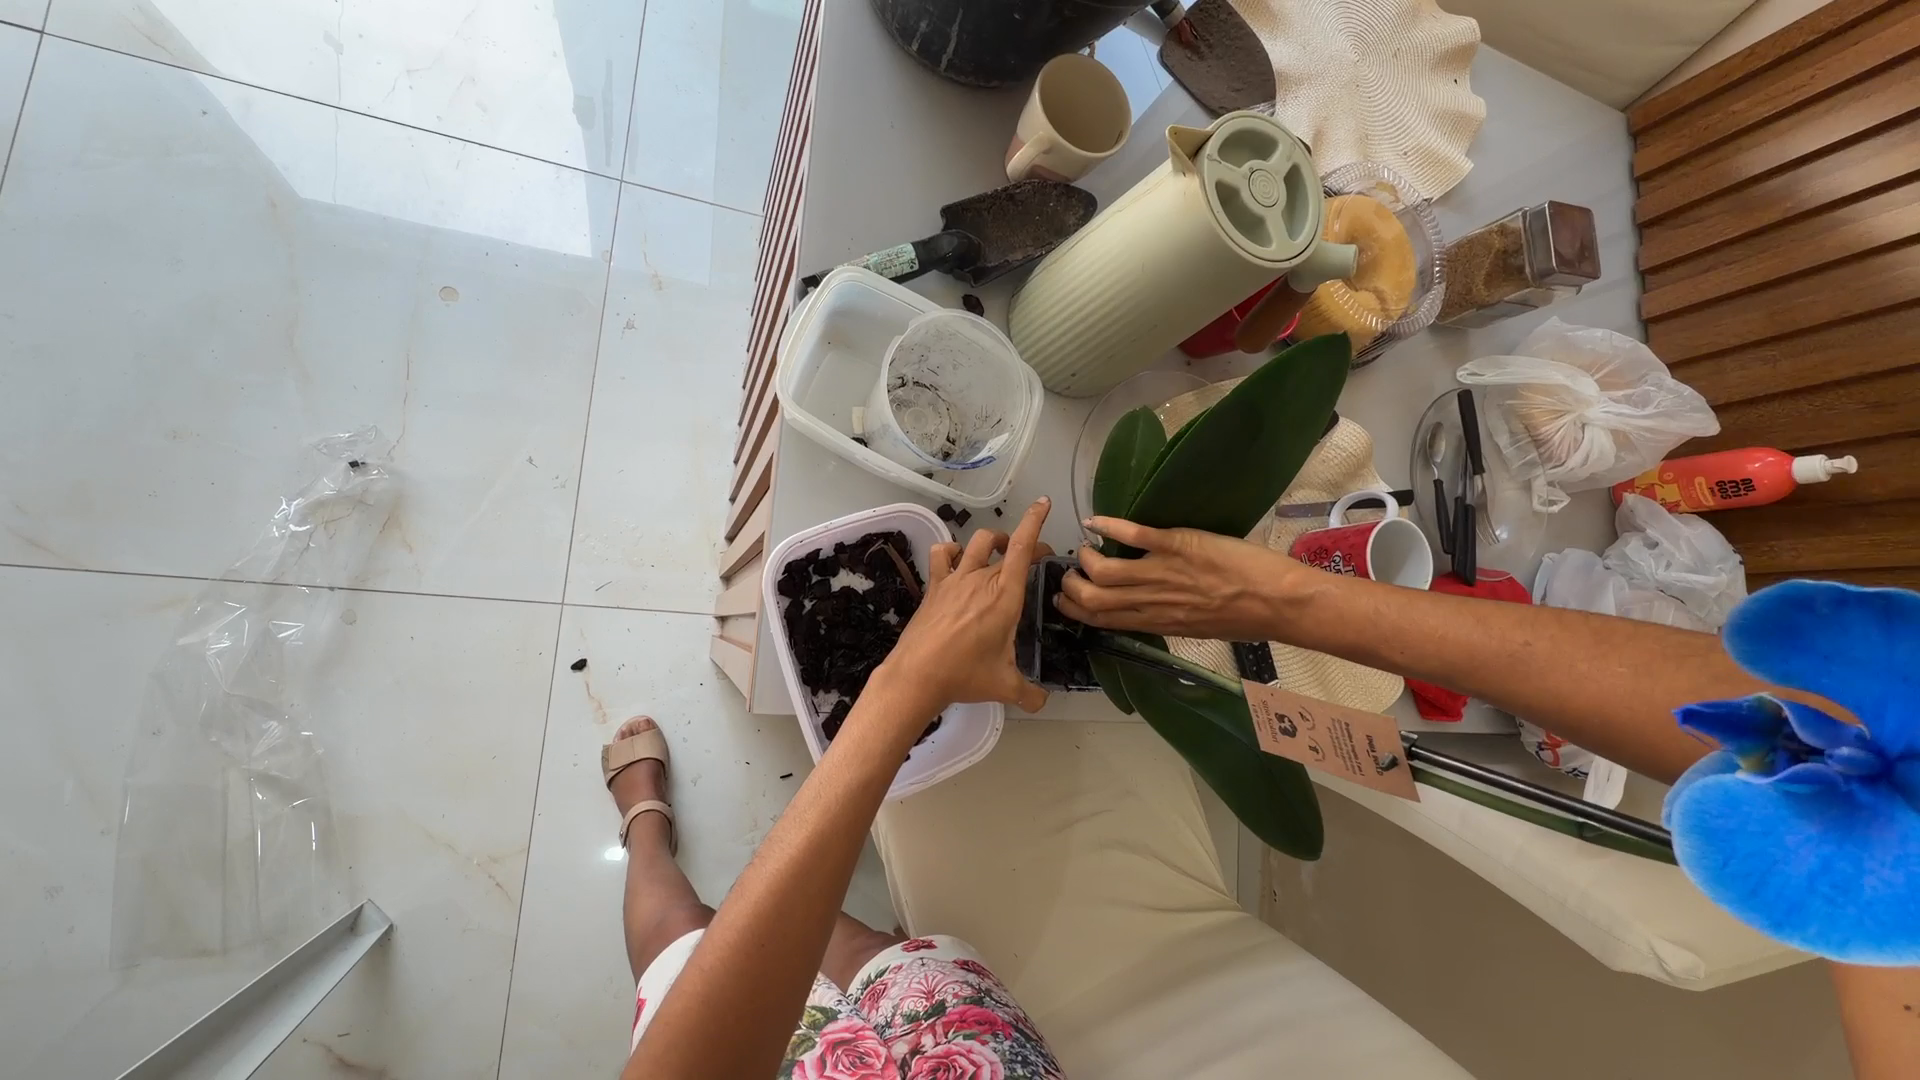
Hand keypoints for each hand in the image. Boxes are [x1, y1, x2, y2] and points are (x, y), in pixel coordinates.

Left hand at [877, 498, 1052, 714]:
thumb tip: (1042, 702)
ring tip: (998, 550)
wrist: (917, 676)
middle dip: (1022, 545)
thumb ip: (1030, 693)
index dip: (1034, 521)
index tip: (1043, 504)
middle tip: (1031, 557)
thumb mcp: (1005, 687)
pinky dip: (952, 551)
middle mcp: (980, 580)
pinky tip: (957, 561)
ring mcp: (954, 580)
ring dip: (991, 541)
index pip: (1022, 548)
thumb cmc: (964, 676)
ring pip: (975, 543)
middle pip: (1004, 545)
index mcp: (1005, 596)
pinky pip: (942, 555)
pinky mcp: (934, 587)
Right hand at [1054, 516, 1310, 640]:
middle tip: (1068, 573)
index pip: (1102, 620)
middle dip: (1070, 585)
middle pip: (1093, 598)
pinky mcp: (1177, 545)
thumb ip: (1166, 620)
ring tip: (1085, 547)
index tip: (1065, 599)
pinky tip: (1094, 520)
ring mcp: (1162, 572)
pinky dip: (1107, 525)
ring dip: (1085, 557)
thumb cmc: (1246, 619)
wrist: (1279, 602)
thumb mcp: (1198, 630)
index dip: (1075, 610)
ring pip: (1103, 569)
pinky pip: (1133, 535)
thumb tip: (1146, 611)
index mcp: (1157, 623)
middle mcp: (1152, 601)